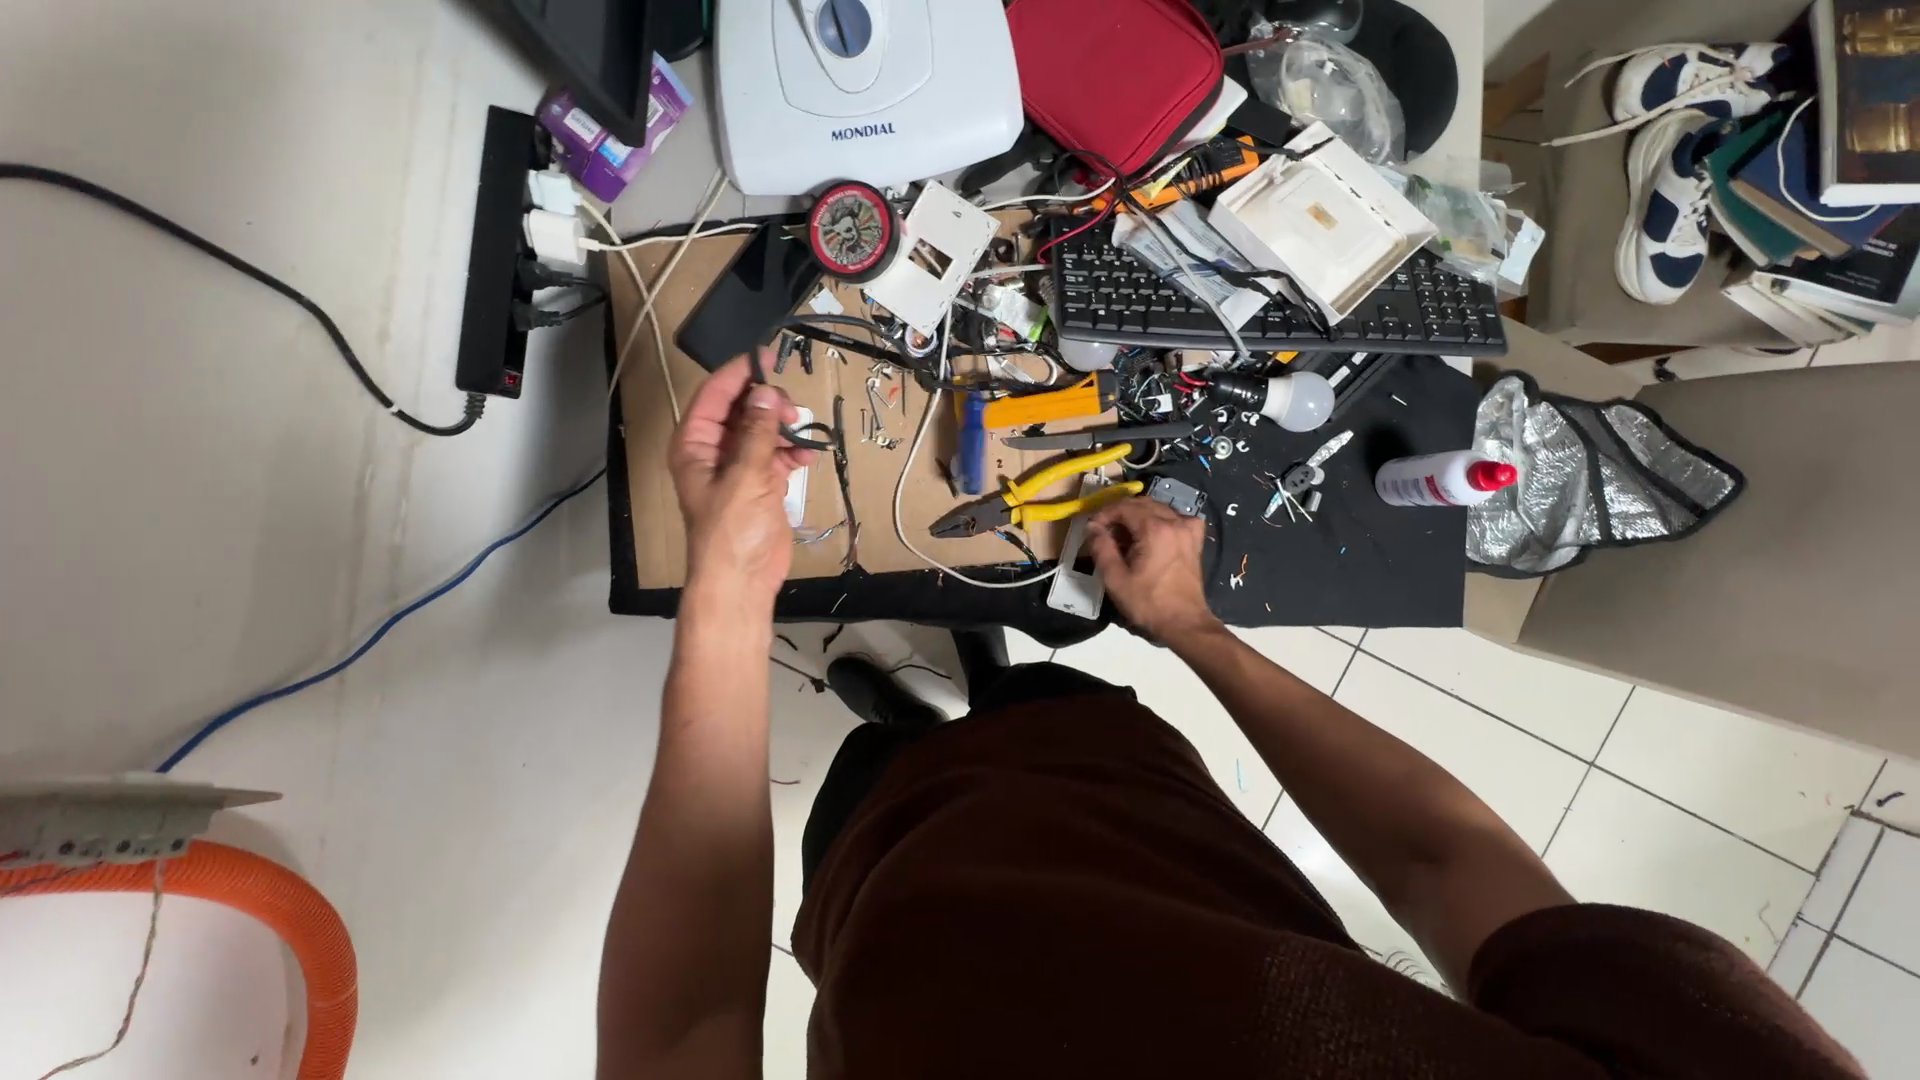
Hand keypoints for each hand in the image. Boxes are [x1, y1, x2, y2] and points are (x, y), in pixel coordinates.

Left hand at [668, 350, 814, 604]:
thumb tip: (767, 393)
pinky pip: (778, 456)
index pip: (713, 397)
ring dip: (784, 428)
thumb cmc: (731, 532)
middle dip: (767, 404)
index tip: (765, 358)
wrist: (741, 580)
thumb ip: (758, 433)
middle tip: (791, 408)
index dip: (737, 375)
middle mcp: (714, 452)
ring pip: (763, 432)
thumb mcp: (744, 476)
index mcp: (695, 445)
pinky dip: (793, 452)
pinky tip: (808, 455)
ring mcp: (739, 469)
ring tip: (802, 432)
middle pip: (741, 411)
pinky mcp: (761, 485)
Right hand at [1085, 497, 1220, 642]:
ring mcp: (1188, 530)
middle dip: (1120, 513)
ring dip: (1139, 515)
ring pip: (1159, 508)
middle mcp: (1174, 522)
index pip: (1124, 507)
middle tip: (1105, 531)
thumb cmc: (1147, 603)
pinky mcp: (1195, 540)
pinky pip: (1178, 518)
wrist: (1183, 622)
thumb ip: (1101, 548)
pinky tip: (1154, 532)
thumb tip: (1092, 526)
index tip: (1093, 528)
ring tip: (1125, 534)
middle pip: (1142, 503)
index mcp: (1154, 529)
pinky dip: (1163, 519)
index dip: (1105, 513)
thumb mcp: (1115, 578)